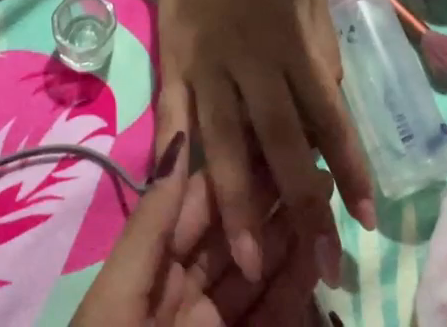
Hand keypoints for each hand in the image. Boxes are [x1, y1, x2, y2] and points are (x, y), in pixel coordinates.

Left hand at [73, 132, 328, 325]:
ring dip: (291, 241)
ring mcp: (211, 325)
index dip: (234, 174)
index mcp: (147, 269)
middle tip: (316, 170)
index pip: (197, 208)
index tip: (273, 141)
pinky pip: (269, 316)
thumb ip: (154, 225)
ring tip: (326, 205)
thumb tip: (178, 138)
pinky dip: (293, 290)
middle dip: (272, 204)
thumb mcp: (120, 298)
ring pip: (258, 275)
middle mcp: (181, 292)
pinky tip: (317, 260)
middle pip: (234, 238)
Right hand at [154, 0, 374, 286]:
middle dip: (302, 202)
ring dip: (239, 205)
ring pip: (225, 143)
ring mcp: (207, 68)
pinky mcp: (172, 69)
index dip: (349, 167)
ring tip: (251, 262)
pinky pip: (175, 122)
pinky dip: (176, 164)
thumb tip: (330, 109)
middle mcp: (253, 61)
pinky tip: (182, 208)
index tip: (368, 217)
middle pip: (280, 139)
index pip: (329, 115)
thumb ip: (322, 51)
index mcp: (294, 42)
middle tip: (321, 262)